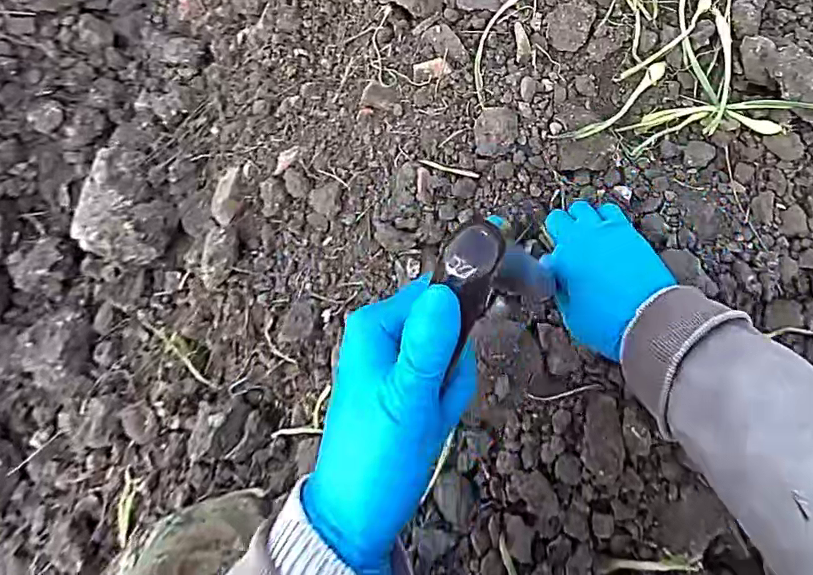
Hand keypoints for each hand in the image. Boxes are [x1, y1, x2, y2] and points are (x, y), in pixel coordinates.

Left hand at [303, 279, 477, 572]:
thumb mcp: (407, 400)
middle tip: (436, 397)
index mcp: (375, 324)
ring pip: (453, 352)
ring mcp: (396, 359)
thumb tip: (446, 292)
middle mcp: (384, 333)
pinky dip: (446, 400)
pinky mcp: (406, 383)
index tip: (452, 359)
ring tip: (431, 416)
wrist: (356, 521)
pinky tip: (431, 424)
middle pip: (450, 323)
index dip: (456, 323)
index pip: (438, 292)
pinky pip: (446, 376)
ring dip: (452, 386)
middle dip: (454, 362)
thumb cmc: (375, 459)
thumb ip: (428, 345)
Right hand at [539, 199, 675, 359]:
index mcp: (561, 261)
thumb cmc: (608, 323)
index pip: (544, 250)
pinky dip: (604, 216)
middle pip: (557, 217)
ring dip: (580, 218)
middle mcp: (578, 239)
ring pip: (582, 208)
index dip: (550, 259)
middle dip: (558, 228)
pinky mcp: (625, 227)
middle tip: (566, 244)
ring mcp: (603, 229)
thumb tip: (557, 276)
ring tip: (586, 233)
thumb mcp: (573, 317)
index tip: (557, 269)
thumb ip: (561, 290)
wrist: (647, 315)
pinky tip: (606, 229)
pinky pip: (609, 209)